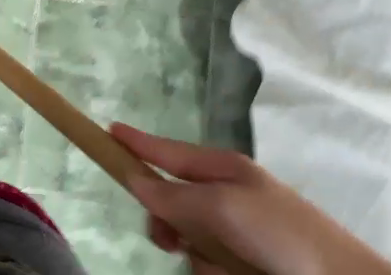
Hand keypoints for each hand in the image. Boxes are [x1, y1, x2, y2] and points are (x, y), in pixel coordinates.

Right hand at [111, 124, 390, 274]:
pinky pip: (208, 265)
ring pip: (187, 238)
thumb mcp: (222, 206)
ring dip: (197, 254)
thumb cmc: (282, 234)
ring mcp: (238, 234)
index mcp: (224, 170)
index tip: (107, 131)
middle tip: (167, 240)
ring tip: (224, 268)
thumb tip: (134, 179)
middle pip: (171, 199)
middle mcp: (227, 198)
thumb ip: (172, 193)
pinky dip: (215, 272)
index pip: (168, 150)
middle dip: (166, 221)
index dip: (137, 142)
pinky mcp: (246, 265)